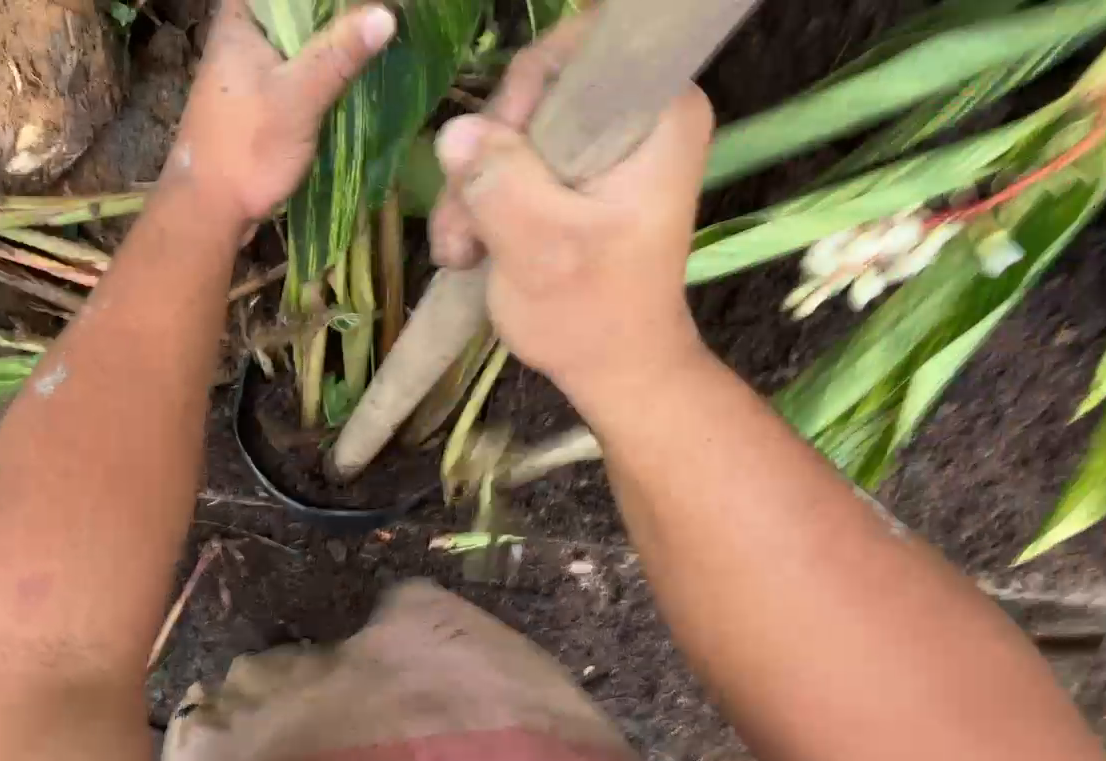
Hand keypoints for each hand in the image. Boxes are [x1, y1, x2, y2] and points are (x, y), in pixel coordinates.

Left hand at [164, 2, 395, 229]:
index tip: (359, 0)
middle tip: (375, 11)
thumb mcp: (298, 98)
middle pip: (291, 10)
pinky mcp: (255, 106)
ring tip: (370, 34)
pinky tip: (348, 74)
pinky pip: (293, 74)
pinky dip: (318, 73)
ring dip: (328, 42)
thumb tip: (386, 16)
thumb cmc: (246, 150)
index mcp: (239, 21)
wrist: (208, 211)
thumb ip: (339, 54)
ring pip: (294, 43)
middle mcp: (237, 39)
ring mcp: (244, 75)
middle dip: (332, 13)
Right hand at [429, 26, 712, 392]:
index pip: (583, 45)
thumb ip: (499, 183)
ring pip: (508, 138)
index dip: (524, 90)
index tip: (495, 154)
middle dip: (483, 161)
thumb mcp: (540, 249)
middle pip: (533, 96)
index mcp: (655, 114)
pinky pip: (508, 170)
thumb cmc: (590, 315)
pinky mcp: (569, 182)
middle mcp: (631, 118)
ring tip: (460, 254)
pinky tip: (468, 253)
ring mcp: (596, 152)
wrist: (610, 370)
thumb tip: (451, 131)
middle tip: (462, 229)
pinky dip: (479, 209)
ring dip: (470, 195)